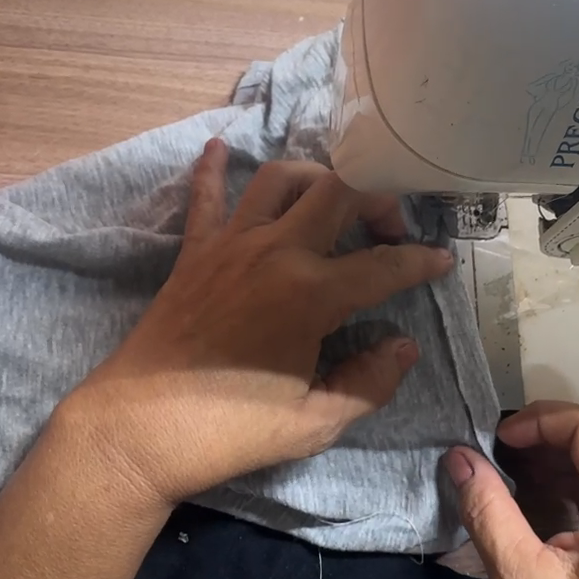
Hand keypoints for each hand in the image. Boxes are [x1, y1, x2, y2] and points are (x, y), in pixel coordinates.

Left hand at [56, 137, 454, 507]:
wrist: (137, 429)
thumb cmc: (228, 430)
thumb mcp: (313, 423)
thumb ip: (368, 383)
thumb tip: (403, 347)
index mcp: (310, 294)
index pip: (383, 266)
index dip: (421, 262)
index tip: (441, 261)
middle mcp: (274, 252)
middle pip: (338, 191)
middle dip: (376, 197)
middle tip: (389, 228)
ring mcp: (230, 245)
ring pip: (280, 178)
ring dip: (315, 178)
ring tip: (331, 202)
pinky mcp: (195, 252)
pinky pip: (206, 197)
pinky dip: (213, 169)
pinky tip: (218, 147)